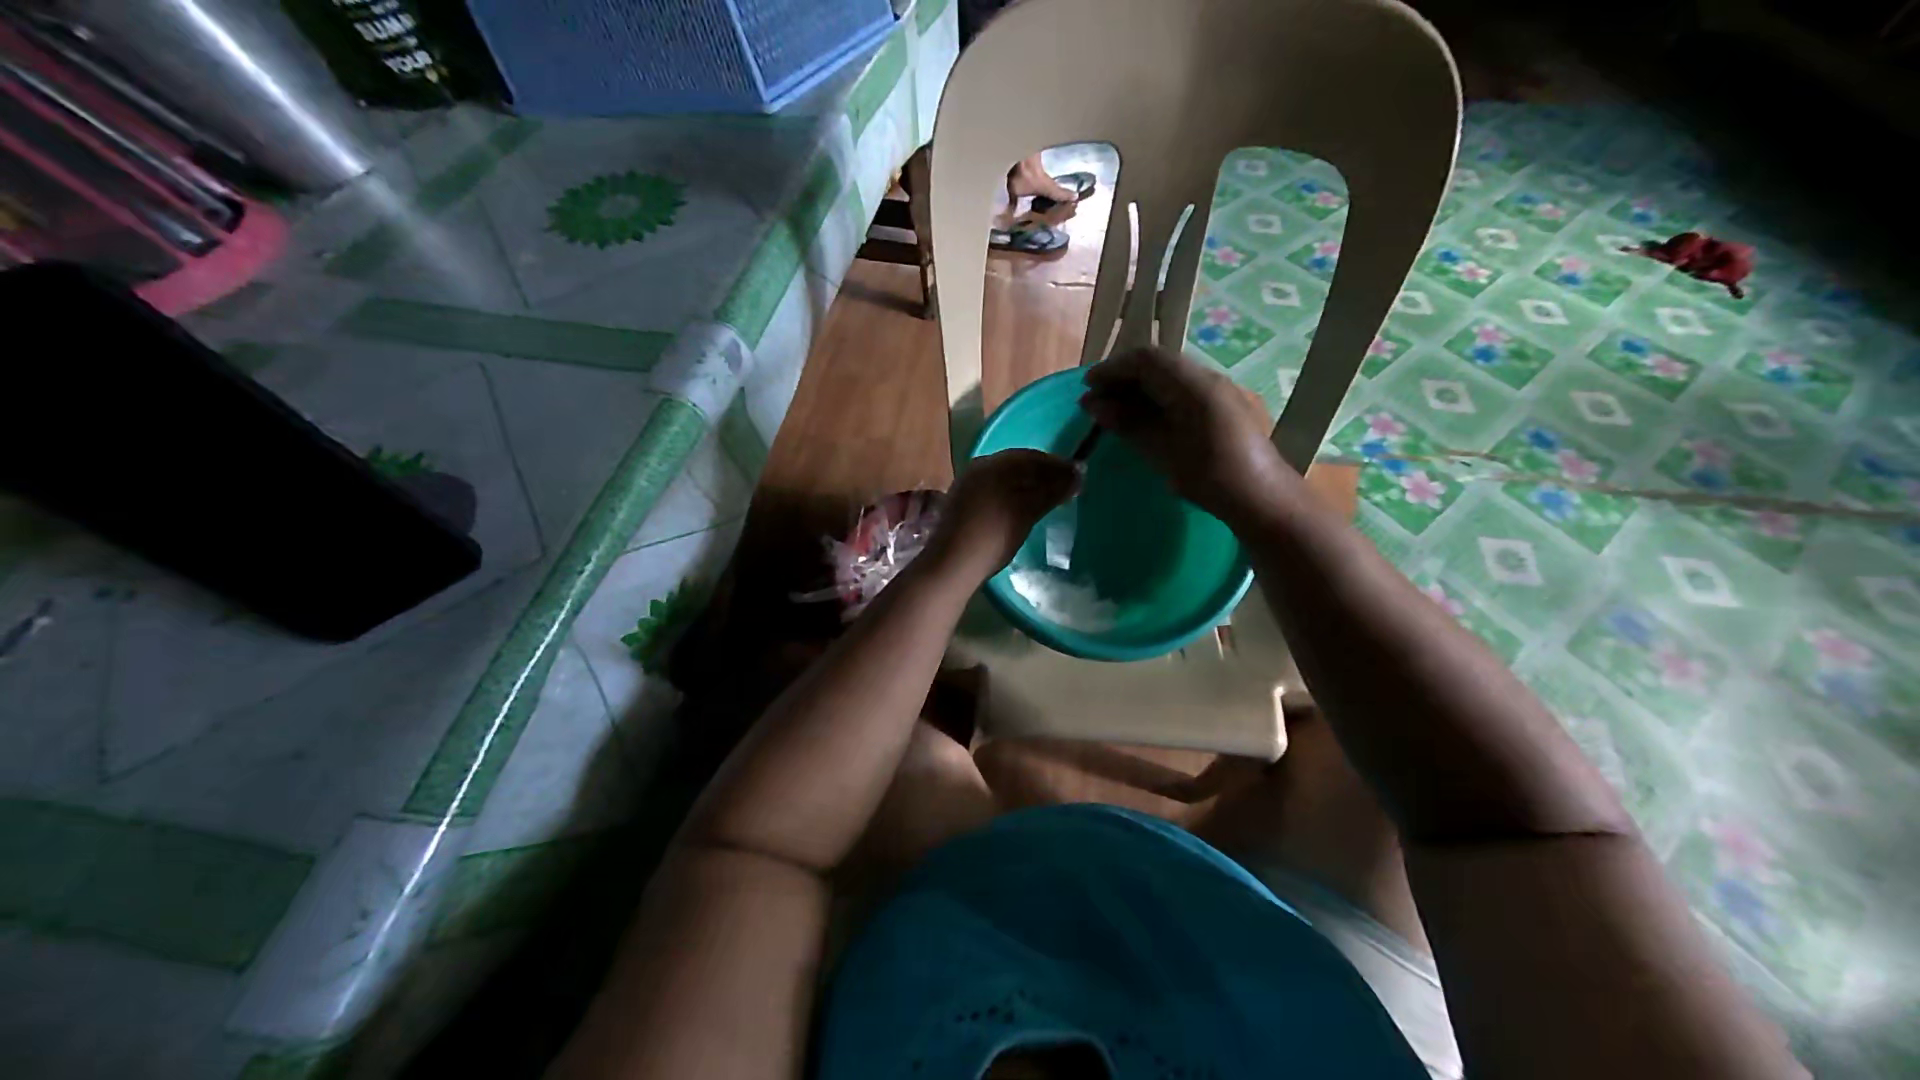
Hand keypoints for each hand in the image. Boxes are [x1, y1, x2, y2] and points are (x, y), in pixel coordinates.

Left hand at [929, 449, 1080, 580]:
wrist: (951, 566)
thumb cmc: (991, 537)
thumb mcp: (1025, 512)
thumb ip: (1051, 491)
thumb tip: (1077, 474)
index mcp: (991, 464)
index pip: (1031, 456)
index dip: (1056, 465)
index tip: (1077, 476)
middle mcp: (977, 469)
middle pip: (1017, 465)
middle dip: (1043, 474)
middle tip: (1066, 488)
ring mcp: (967, 487)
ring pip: (1005, 479)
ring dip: (1029, 485)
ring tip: (1048, 499)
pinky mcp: (962, 505)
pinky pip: (994, 491)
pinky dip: (1013, 496)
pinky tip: (1023, 509)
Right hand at [1081, 346, 1292, 524]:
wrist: (1264, 500)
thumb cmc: (1211, 477)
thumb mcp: (1163, 452)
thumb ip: (1129, 423)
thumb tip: (1094, 405)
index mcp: (1195, 384)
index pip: (1146, 359)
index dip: (1112, 369)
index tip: (1087, 389)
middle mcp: (1211, 378)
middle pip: (1160, 364)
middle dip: (1125, 378)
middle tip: (1098, 402)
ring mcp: (1223, 390)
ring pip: (1173, 376)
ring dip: (1142, 388)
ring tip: (1117, 412)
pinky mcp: (1229, 406)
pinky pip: (1187, 390)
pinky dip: (1161, 397)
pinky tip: (1148, 419)